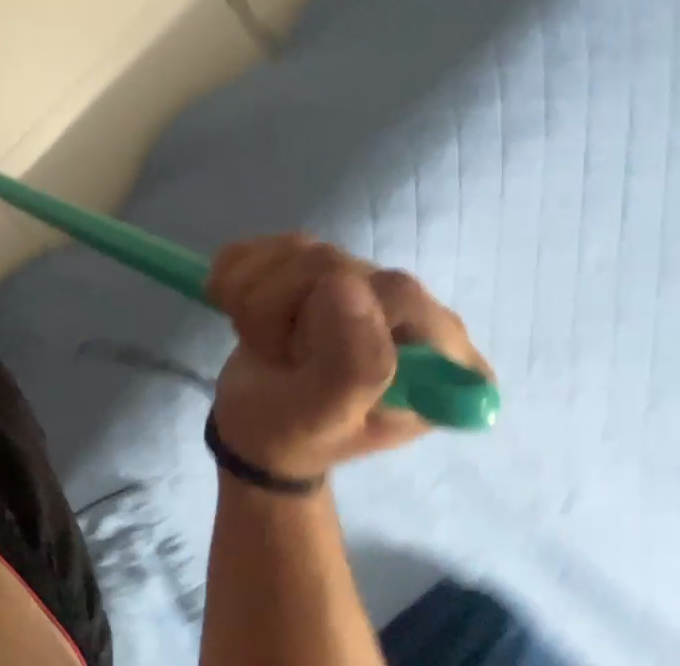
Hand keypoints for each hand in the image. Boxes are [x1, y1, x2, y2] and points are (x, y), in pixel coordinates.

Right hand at [206, 235, 491, 480]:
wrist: (255, 427)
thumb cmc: (294, 435)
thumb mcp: (322, 419)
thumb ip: (350, 365)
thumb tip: (345, 283)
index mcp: (443, 355)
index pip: (391, 291)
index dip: (326, 316)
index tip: (297, 358)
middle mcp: (413, 312)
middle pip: (334, 263)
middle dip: (275, 308)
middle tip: (271, 353)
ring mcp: (362, 285)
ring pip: (296, 249)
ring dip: (251, 294)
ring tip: (259, 338)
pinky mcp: (317, 269)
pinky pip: (269, 244)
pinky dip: (237, 275)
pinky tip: (242, 311)